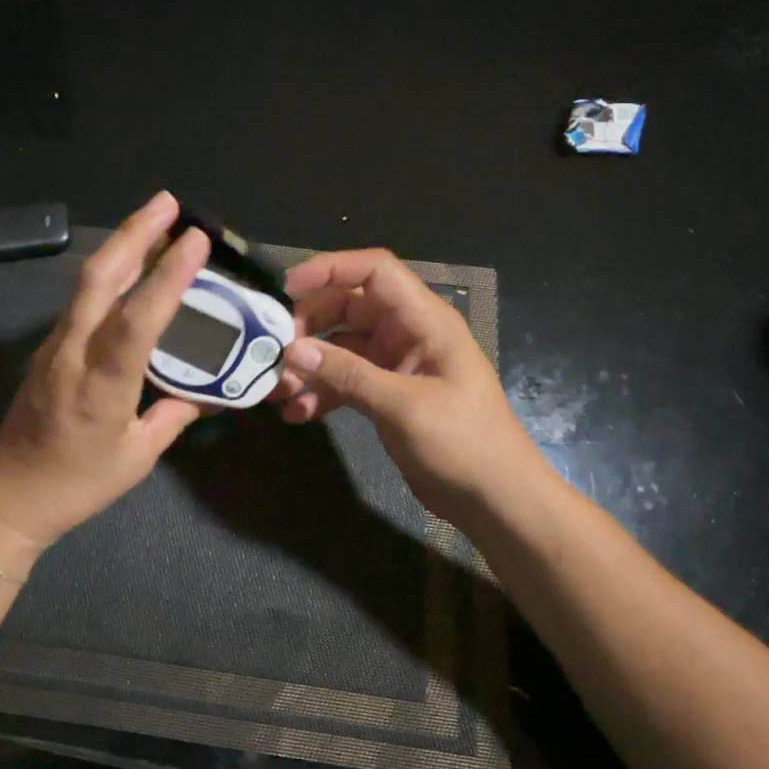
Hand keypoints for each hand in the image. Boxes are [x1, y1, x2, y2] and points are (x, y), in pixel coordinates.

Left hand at [0, 191, 210, 547]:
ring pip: (86, 284)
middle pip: (99, 279)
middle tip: (169, 202)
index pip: (136, 320)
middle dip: (134, 234)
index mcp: (102, 386)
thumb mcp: (136, 457)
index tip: (194, 239)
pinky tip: (128, 266)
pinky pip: (79, 301)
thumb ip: (172, 416)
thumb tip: (207, 392)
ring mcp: (54, 347)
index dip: (166, 276)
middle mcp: (73, 354)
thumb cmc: (79, 483)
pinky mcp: (45, 348)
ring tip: (154, 220)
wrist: (12, 493)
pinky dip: (107, 274)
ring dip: (120, 246)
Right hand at [271, 249, 546, 521]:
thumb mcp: (402, 406)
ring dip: (307, 366)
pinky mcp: (384, 395)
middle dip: (308, 326)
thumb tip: (292, 350)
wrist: (494, 498)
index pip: (374, 272)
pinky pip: (342, 381)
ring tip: (276, 391)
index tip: (286, 289)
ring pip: (338, 348)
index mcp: (424, 321)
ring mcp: (394, 365)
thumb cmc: (463, 442)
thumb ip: (346, 374)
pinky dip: (319, 393)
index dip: (330, 269)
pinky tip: (296, 414)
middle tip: (274, 351)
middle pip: (347, 307)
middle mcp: (407, 334)